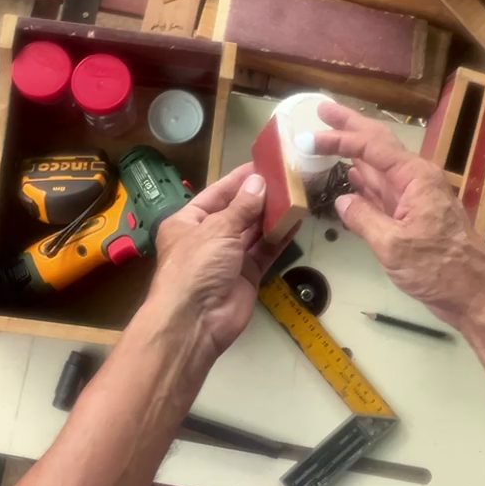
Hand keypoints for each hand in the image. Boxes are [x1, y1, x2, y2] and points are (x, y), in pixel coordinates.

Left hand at [147, 163, 289, 363]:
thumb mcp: (216, 230)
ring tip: (296, 194)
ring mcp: (228, 258)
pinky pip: (265, 252)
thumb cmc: (195, 267)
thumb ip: (241, 207)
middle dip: (260, 197)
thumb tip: (259, 182)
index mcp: (187, 222)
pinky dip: (279, 238)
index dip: (239, 180)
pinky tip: (296, 221)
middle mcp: (207, 237)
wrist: (195, 321)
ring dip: (272, 215)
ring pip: (254, 231)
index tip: (263, 164)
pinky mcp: (247, 276)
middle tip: (288, 178)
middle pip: (237, 212)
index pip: (216, 194)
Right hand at [304, 101, 484, 324]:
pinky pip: (382, 190)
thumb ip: (364, 218)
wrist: (474, 294)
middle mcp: (415, 180)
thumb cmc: (439, 268)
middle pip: (378, 144)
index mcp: (415, 178)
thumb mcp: (393, 244)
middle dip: (350, 125)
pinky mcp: (411, 216)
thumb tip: (343, 201)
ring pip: (378, 166)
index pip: (371, 148)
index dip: (338, 140)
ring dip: (354, 150)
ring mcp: (414, 198)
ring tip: (330, 135)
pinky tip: (350, 175)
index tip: (309, 137)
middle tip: (322, 109)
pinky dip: (363, 180)